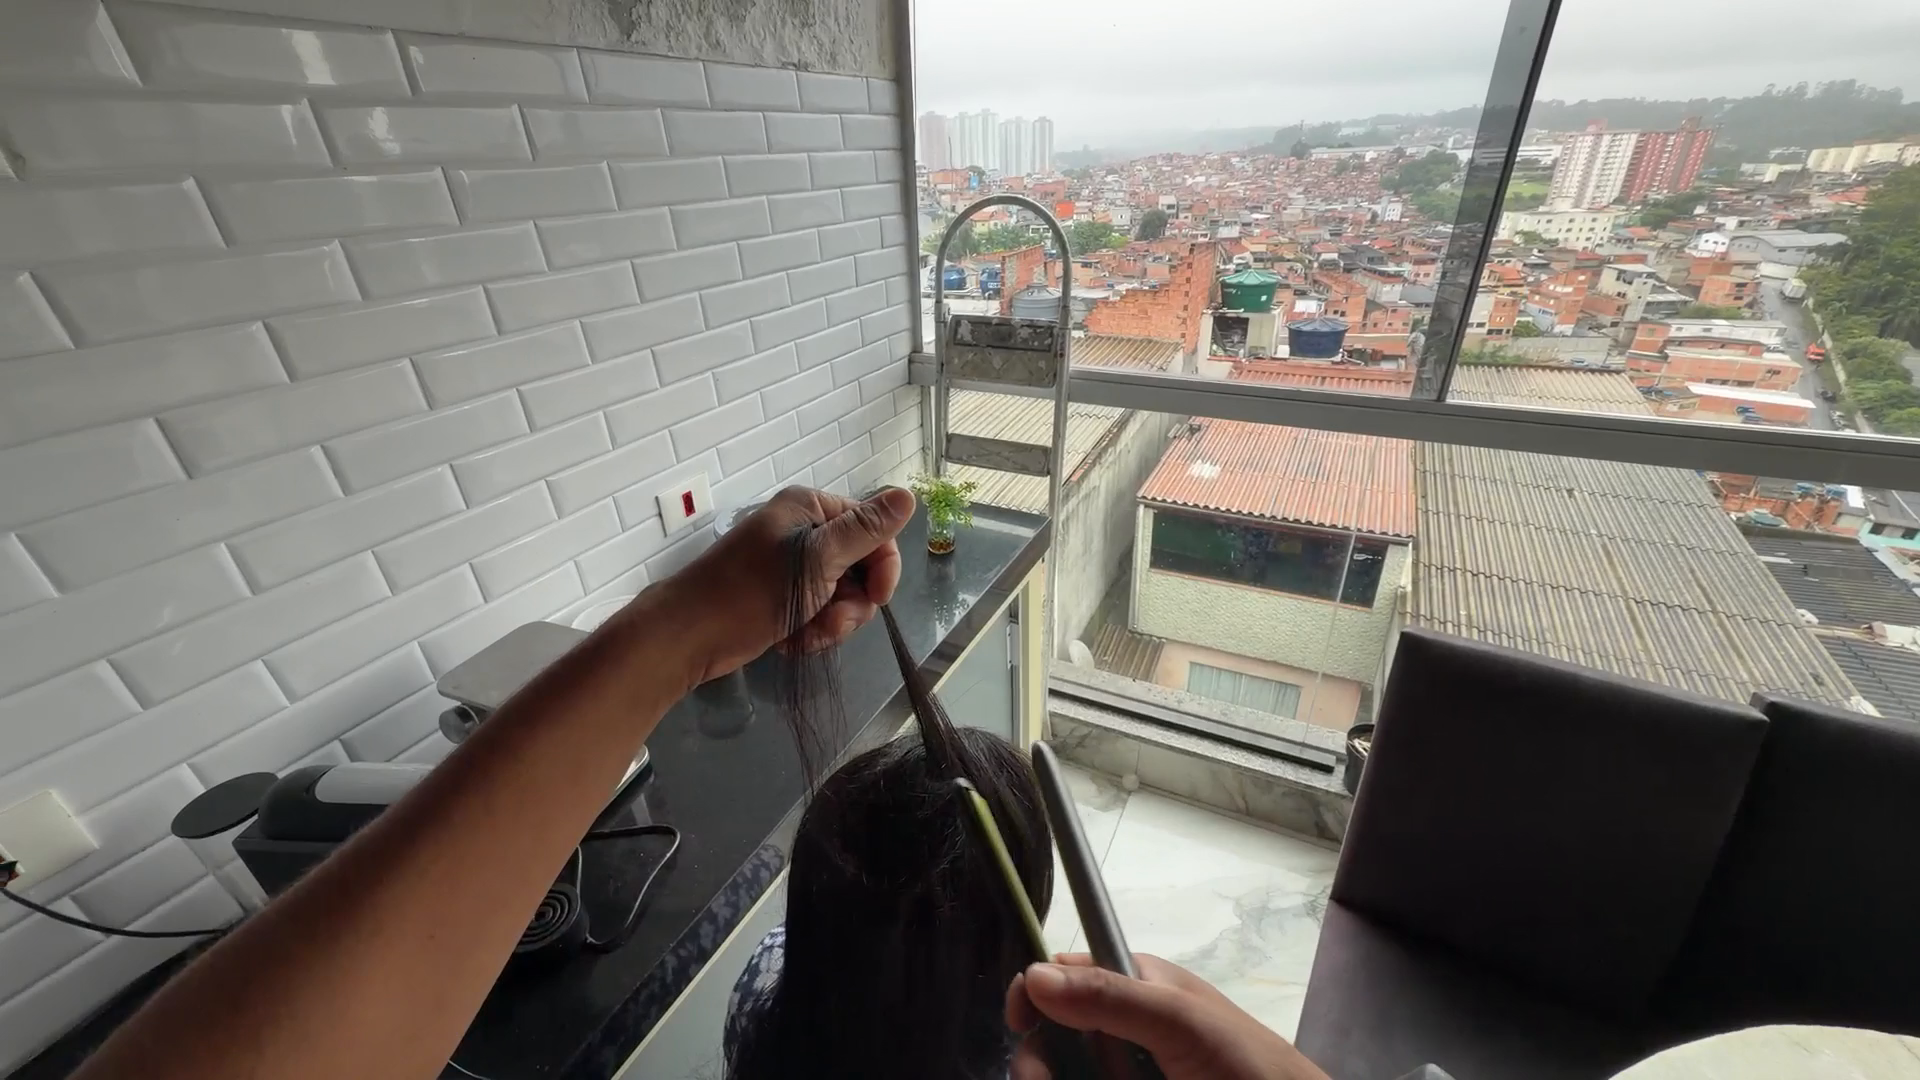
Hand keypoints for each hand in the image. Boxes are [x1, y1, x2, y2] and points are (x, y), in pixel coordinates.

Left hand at [641, 485, 914, 685]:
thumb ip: (865, 530)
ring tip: (805, 637)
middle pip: (861, 568)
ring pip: (842, 597)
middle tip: (829, 623)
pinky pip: (819, 612)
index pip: (874, 531)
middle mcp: (804, 531)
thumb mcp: (817, 560)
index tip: (877, 599)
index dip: (882, 568)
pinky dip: (812, 631)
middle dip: (851, 604)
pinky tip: (791, 642)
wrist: (687, 638)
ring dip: (832, 623)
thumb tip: (908, 495)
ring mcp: (792, 566)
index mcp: (812, 509)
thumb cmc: (751, 593)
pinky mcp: (782, 596)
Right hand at [1005, 954, 1330, 1079]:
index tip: (1019, 1024)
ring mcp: (1125, 1073)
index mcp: (1131, 985)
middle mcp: (1121, 1030)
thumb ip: (1109, 996)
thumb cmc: (1244, 1063)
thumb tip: (1032, 974)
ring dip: (1053, 1078)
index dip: (1034, 993)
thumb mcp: (1177, 1019)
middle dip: (1040, 1060)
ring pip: (1067, 1072)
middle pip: (1055, 1037)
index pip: (1063, 975)